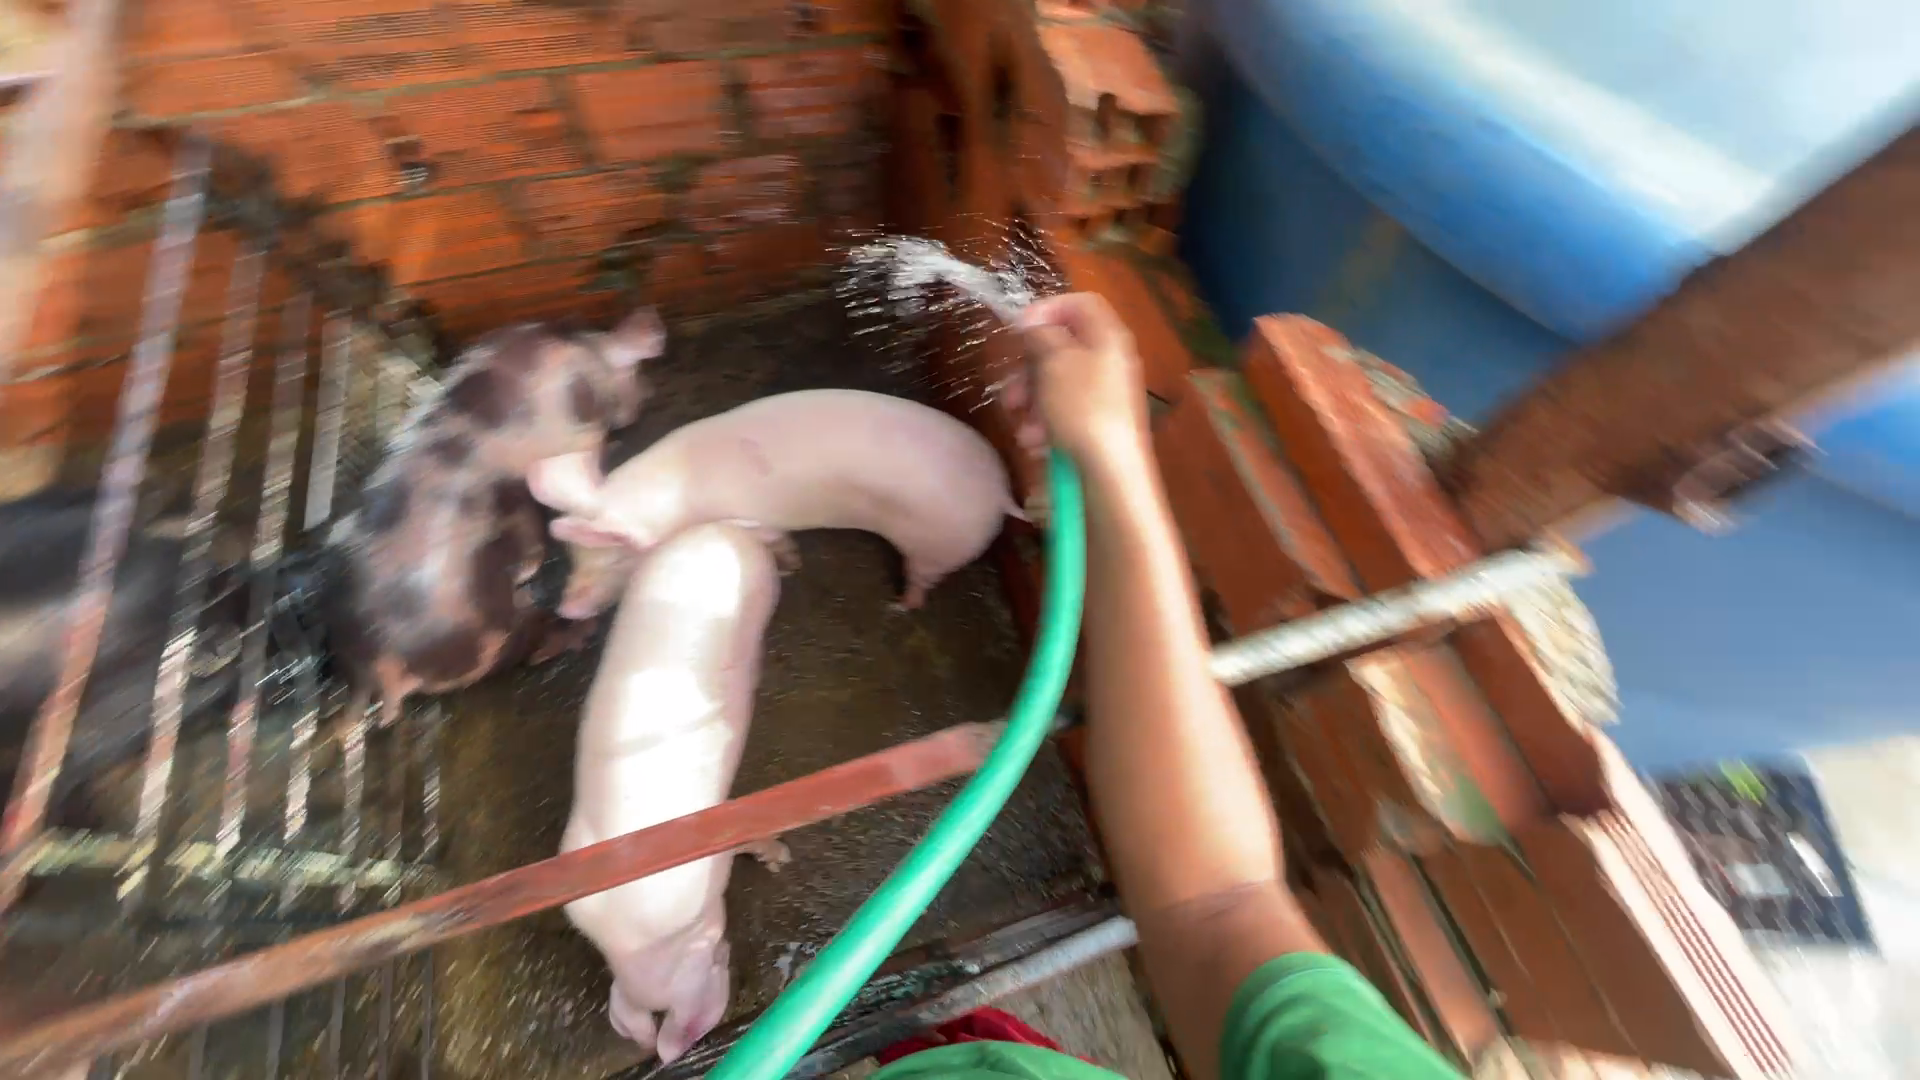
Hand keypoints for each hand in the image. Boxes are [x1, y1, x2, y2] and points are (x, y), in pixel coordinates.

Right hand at [1005, 292, 1150, 466]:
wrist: (1109, 470)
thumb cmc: (1082, 409)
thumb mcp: (1055, 363)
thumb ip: (1042, 335)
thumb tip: (1034, 322)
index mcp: (1107, 337)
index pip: (1080, 303)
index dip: (1048, 308)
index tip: (1019, 328)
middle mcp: (1108, 361)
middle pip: (1061, 349)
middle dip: (1029, 370)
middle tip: (1012, 389)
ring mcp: (1103, 394)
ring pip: (1055, 384)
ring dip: (1031, 403)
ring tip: (1022, 425)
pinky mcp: (1095, 423)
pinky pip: (1062, 412)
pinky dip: (1044, 423)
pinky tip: (1036, 442)